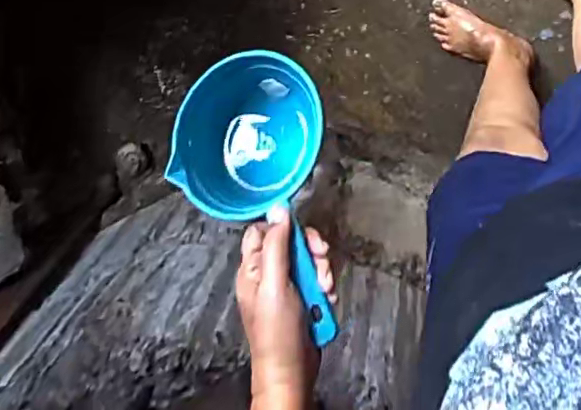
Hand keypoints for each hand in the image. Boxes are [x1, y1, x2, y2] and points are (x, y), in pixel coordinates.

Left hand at [237, 205, 333, 409]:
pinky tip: (327, 297)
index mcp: (252, 268)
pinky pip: (317, 276)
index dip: (281, 226)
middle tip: (321, 257)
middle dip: (311, 249)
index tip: (299, 232)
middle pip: (291, 240)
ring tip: (325, 288)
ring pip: (308, 258)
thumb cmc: (277, 332)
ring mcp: (286, 285)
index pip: (263, 230)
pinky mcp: (303, 296)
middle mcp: (268, 273)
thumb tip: (278, 207)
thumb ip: (276, 244)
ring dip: (321, 269)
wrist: (293, 373)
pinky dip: (325, 285)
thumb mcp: (275, 283)